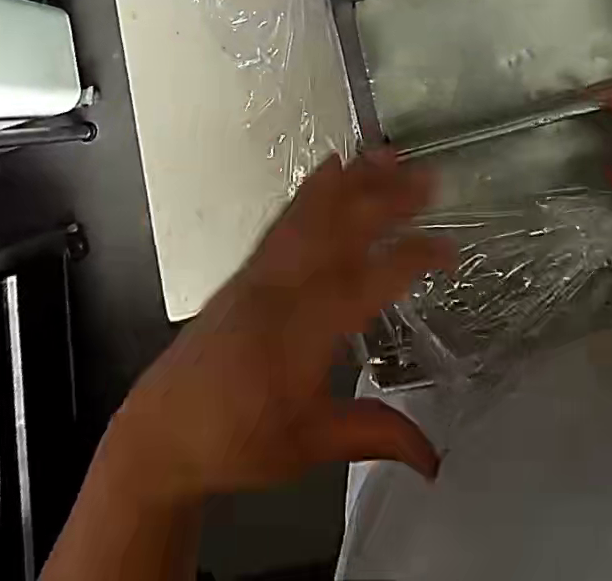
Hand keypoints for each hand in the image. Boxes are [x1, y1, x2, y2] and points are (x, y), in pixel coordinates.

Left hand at [102, 150, 452, 503]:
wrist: (163, 427)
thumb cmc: (235, 439)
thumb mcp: (308, 443)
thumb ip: (372, 434)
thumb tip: (433, 457)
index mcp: (301, 331)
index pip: (364, 282)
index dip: (409, 260)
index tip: (448, 248)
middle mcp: (279, 288)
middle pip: (337, 233)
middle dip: (383, 200)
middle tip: (425, 176)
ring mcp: (259, 273)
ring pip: (309, 216)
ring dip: (348, 182)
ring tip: (380, 154)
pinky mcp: (246, 271)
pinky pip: (282, 222)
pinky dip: (308, 193)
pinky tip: (325, 174)